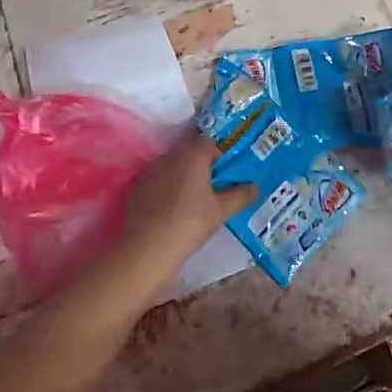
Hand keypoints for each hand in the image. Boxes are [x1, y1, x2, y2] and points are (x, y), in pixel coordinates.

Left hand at [122, 136, 255, 271]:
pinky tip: (171, 211)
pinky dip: (165, 190)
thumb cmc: (190, 222)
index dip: (220, 157)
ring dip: (182, 178)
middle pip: (189, 154)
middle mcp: (169, 156)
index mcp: (192, 155)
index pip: (209, 144)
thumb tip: (255, 187)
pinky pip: (157, 182)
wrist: (148, 247)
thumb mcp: (221, 211)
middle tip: (213, 190)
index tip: (226, 176)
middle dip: (202, 167)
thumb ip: (240, 195)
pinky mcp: (136, 188)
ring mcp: (149, 171)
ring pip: (172, 168)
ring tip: (193, 202)